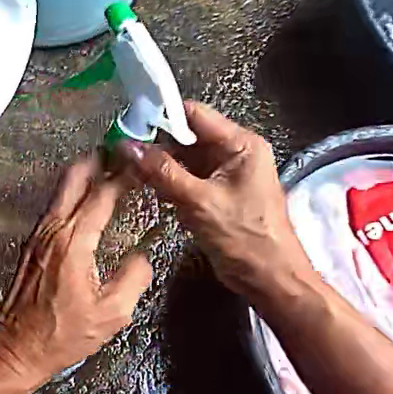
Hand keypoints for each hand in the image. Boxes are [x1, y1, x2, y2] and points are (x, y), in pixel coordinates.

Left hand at [0, 154, 153, 393]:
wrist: (16, 349)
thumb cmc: (64, 334)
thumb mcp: (111, 314)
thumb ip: (133, 279)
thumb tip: (141, 257)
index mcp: (74, 242)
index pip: (103, 195)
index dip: (125, 176)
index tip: (143, 164)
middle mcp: (52, 230)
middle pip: (74, 179)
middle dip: (97, 161)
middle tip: (121, 153)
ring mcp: (37, 236)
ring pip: (60, 190)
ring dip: (83, 175)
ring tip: (107, 168)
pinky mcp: (31, 245)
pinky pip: (54, 207)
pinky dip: (72, 194)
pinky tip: (85, 200)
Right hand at [116, 101, 316, 305]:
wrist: (270, 279)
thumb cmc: (245, 238)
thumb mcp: (200, 202)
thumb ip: (162, 172)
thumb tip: (127, 147)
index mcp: (241, 144)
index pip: (195, 115)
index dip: (161, 115)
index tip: (129, 124)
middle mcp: (234, 153)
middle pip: (187, 137)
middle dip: (156, 145)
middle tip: (122, 153)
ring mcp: (225, 175)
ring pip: (183, 160)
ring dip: (160, 168)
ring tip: (128, 171)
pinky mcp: (216, 195)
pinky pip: (186, 180)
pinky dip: (168, 185)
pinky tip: (147, 191)